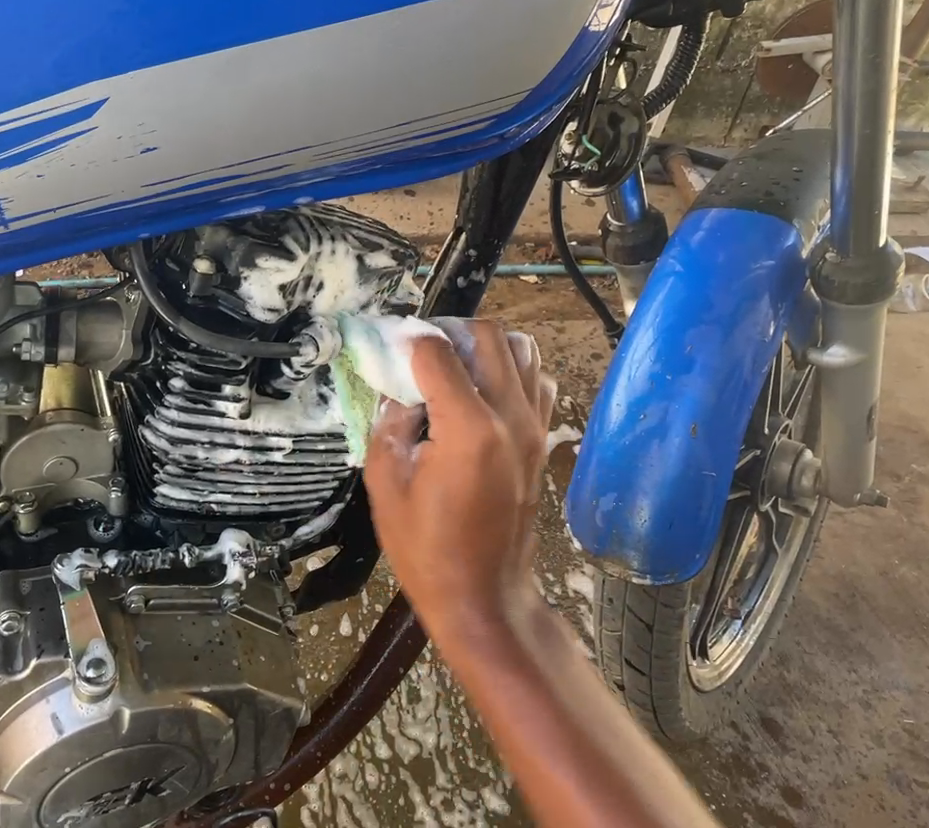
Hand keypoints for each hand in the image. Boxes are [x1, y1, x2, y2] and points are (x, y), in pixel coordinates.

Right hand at [363, 319, 556, 631]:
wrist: (483, 595)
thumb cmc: (425, 546)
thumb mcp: (385, 481)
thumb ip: (388, 420)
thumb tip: (396, 384)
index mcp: (468, 428)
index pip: (436, 352)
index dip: (406, 342)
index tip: (388, 349)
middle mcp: (510, 416)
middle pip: (487, 335)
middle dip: (447, 333)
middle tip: (420, 356)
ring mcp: (535, 426)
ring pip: (521, 348)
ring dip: (483, 347)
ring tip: (453, 369)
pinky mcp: (544, 438)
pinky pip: (536, 379)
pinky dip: (511, 370)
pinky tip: (482, 392)